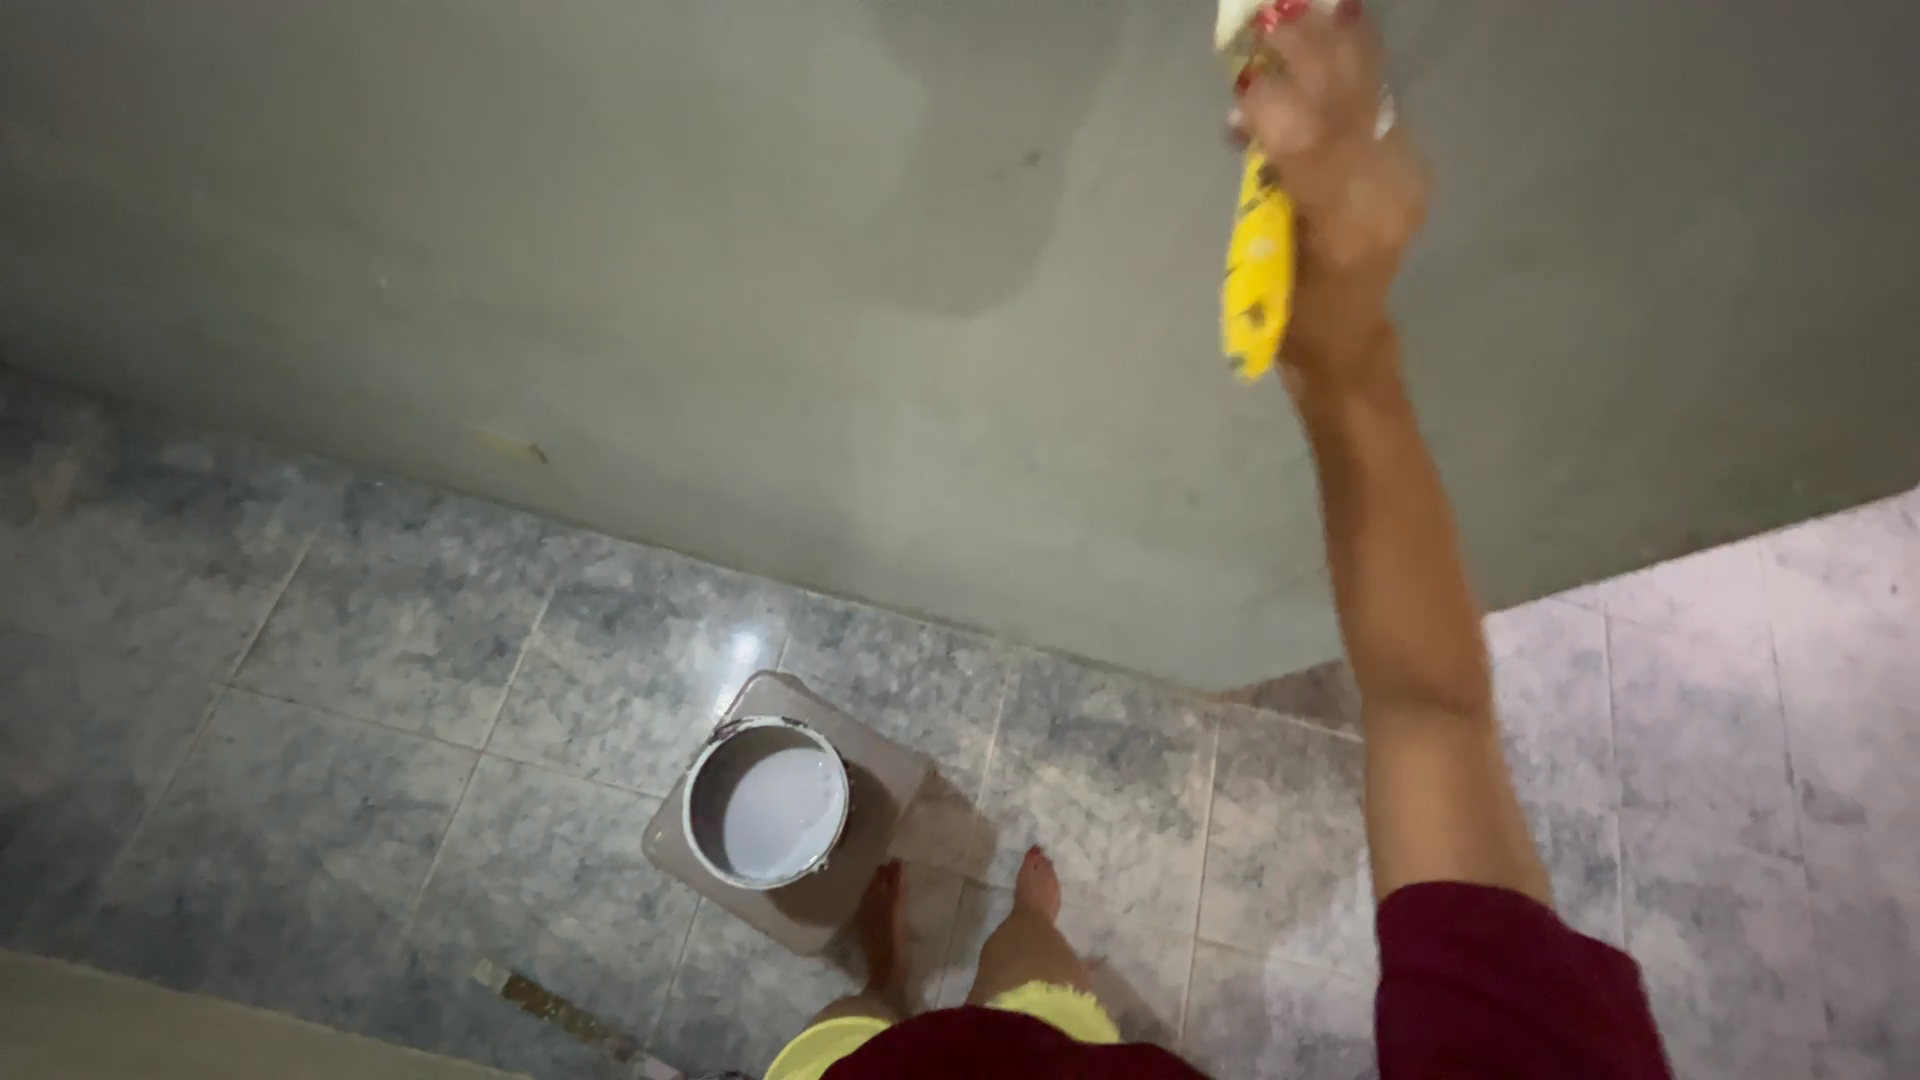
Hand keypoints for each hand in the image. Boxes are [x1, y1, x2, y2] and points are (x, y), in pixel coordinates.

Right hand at [1229, 2, 1427, 364]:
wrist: (1347, 340)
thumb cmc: (1292, 320)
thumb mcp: (1262, 268)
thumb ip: (1262, 193)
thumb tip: (1247, 121)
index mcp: (1344, 231)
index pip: (1314, 152)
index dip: (1279, 108)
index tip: (1244, 79)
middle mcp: (1387, 194)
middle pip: (1348, 108)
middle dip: (1309, 59)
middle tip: (1269, 23)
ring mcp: (1404, 175)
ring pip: (1370, 95)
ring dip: (1334, 47)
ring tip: (1301, 12)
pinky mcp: (1406, 164)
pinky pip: (1379, 102)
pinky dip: (1353, 65)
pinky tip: (1335, 30)